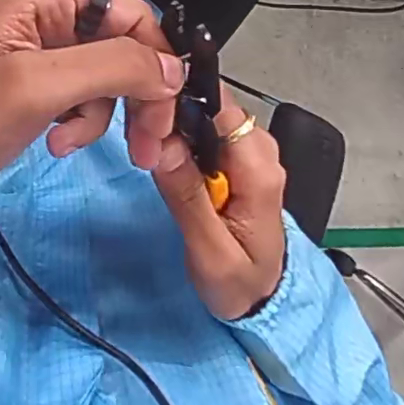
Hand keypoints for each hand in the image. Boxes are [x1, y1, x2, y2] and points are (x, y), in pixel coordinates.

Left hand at [0, 0, 183, 214]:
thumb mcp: (38, 88)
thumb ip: (112, 67)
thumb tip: (176, 69)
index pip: (131, 14)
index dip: (156, 61)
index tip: (170, 113)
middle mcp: (48, 6)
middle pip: (126, 46)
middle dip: (136, 96)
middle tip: (147, 147)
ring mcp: (45, 43)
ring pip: (112, 74)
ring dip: (103, 115)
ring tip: (67, 142)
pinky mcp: (42, 77)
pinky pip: (88, 94)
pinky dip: (82, 122)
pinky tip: (56, 140)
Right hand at [151, 89, 287, 319]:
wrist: (262, 301)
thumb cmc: (240, 284)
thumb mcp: (210, 252)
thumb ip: (188, 198)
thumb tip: (164, 144)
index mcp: (260, 171)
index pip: (219, 108)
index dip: (180, 104)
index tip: (147, 122)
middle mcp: (259, 151)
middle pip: (210, 103)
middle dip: (170, 113)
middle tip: (141, 141)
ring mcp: (248, 150)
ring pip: (203, 111)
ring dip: (170, 123)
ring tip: (147, 148)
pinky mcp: (233, 155)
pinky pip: (202, 127)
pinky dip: (177, 133)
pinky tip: (160, 151)